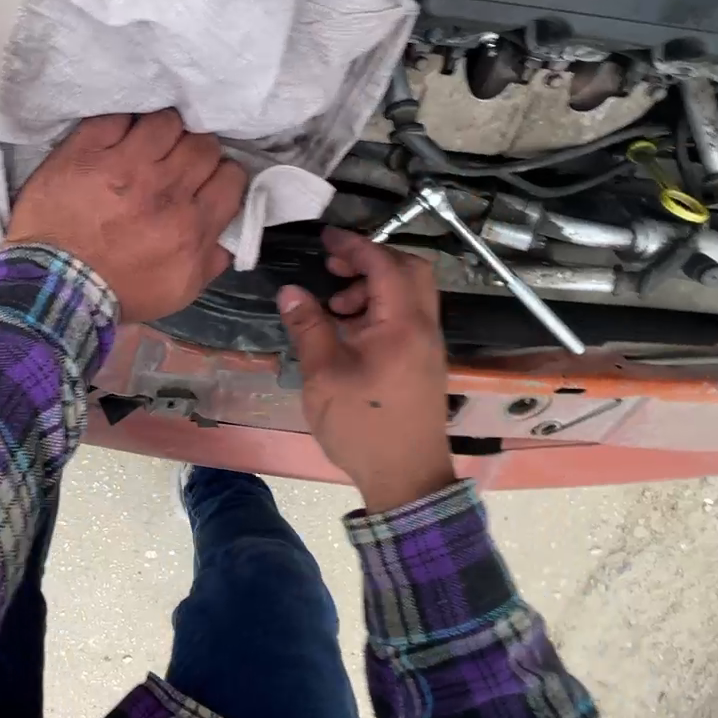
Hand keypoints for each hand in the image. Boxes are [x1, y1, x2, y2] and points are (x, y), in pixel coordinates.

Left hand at [7, 110, 247, 322]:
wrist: (54, 286)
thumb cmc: (117, 292)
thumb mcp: (179, 291)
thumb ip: (212, 259)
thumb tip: (229, 232)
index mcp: (190, 225)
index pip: (231, 177)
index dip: (221, 176)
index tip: (206, 181)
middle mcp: (164, 190)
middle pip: (203, 145)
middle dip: (196, 152)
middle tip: (177, 163)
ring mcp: (123, 165)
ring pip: (166, 122)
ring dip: (163, 131)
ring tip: (148, 145)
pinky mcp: (85, 152)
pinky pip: (118, 117)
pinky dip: (123, 123)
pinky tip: (118, 139)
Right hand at [276, 226, 453, 512]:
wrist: (405, 478)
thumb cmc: (362, 425)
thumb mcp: (325, 375)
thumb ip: (309, 326)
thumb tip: (290, 291)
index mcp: (404, 324)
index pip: (384, 265)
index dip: (354, 246)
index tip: (324, 239)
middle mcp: (424, 327)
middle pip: (409, 270)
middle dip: (370, 260)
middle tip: (333, 268)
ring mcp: (427, 346)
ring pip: (409, 294)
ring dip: (373, 286)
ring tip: (334, 305)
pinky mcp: (421, 362)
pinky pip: (406, 317)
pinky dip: (379, 309)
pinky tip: (348, 330)